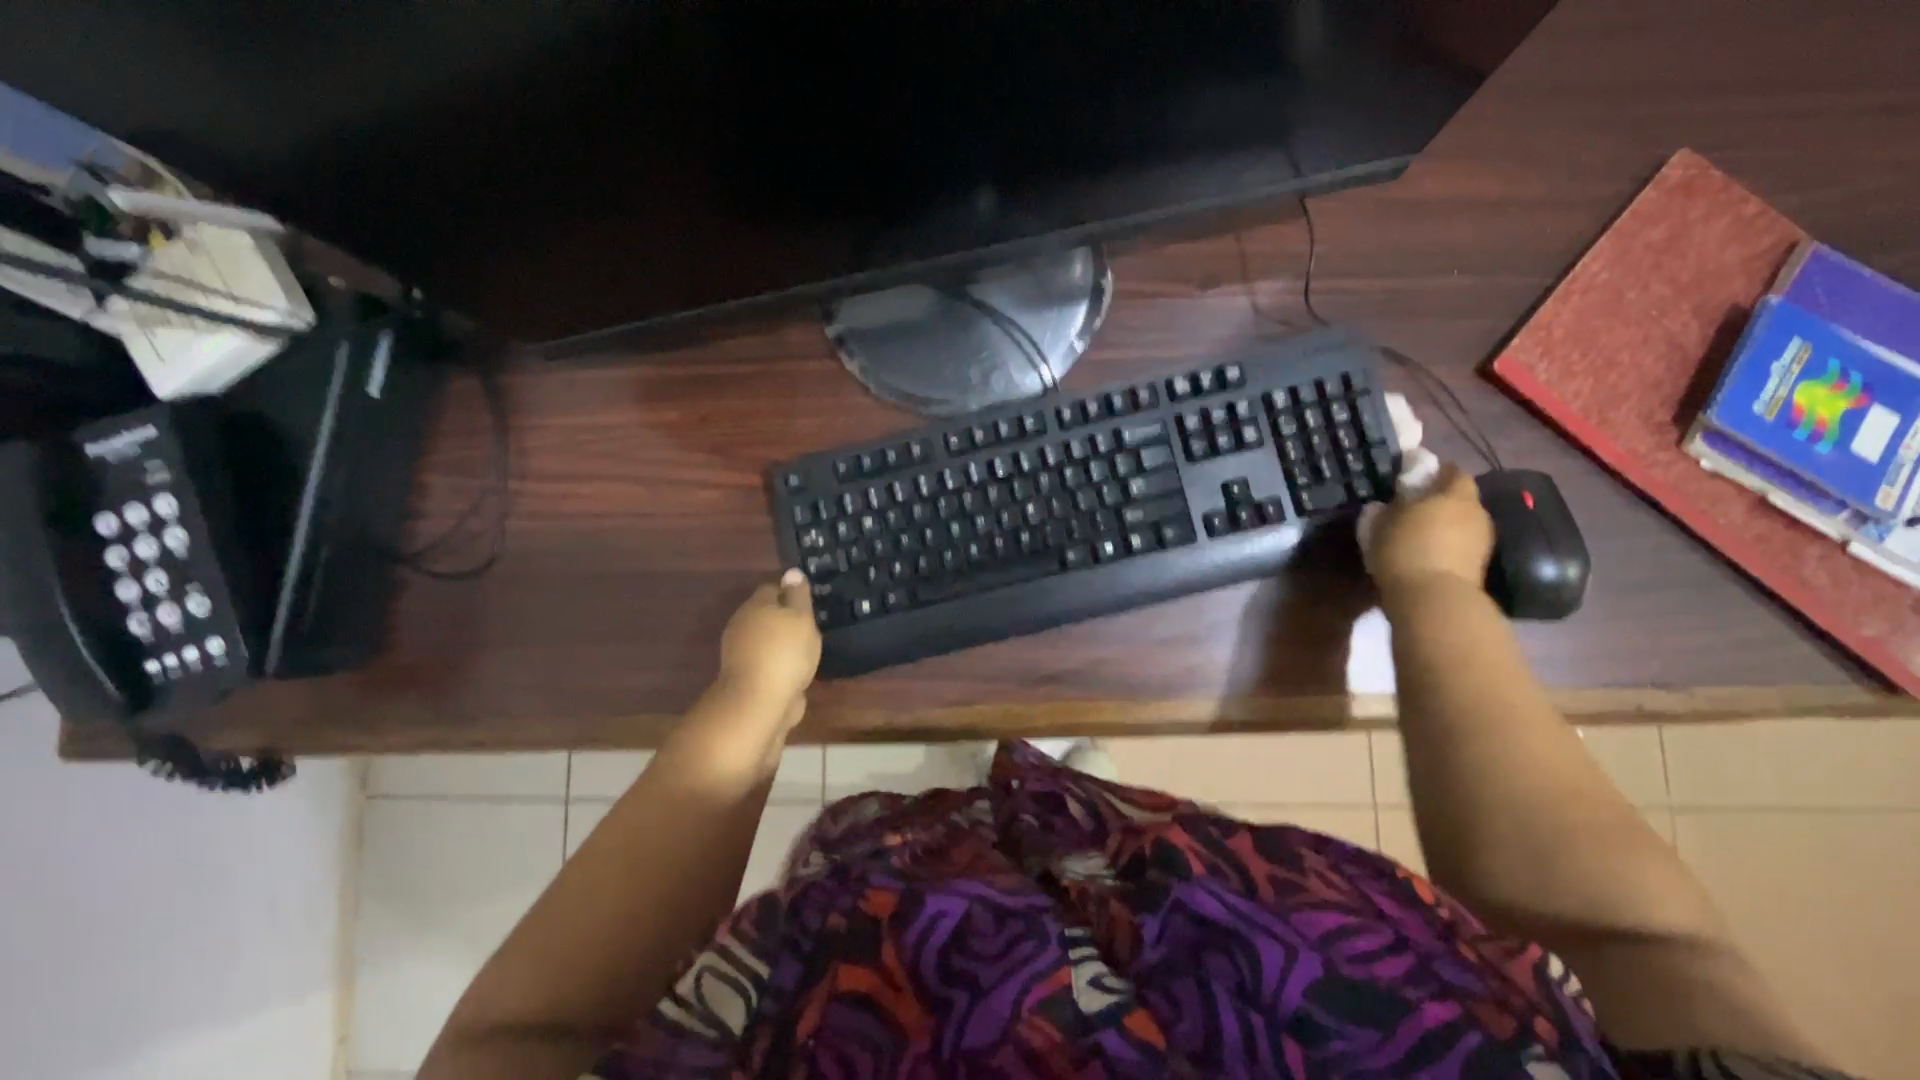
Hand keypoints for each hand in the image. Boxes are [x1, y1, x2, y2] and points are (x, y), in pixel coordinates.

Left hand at [716, 569, 821, 716]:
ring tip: (806, 651)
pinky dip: (779, 663)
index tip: (809, 603)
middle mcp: (743, 625)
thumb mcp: (801, 618)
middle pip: (766, 614)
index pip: (772, 588)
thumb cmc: (785, 652)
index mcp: (756, 606)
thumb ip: (798, 595)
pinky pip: (766, 661)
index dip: (791, 593)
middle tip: (811, 627)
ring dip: (782, 643)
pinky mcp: (746, 676)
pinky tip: (796, 671)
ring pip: (766, 639)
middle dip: (786, 619)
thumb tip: (792, 571)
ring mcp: (741, 652)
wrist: (759, 701)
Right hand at [1362, 460, 1494, 601]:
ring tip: (1421, 536)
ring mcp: (1483, 541)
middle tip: (1415, 509)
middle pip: (1462, 499)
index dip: (1436, 472)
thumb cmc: (1404, 551)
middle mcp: (1476, 512)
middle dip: (1442, 501)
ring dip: (1447, 526)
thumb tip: (1389, 503)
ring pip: (1464, 524)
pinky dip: (1449, 547)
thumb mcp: (1381, 524)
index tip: (1415, 479)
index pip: (1453, 471)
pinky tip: (1429, 556)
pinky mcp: (1480, 566)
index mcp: (1455, 494)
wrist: (1434, 600)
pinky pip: (1462, 547)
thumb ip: (1388, 507)